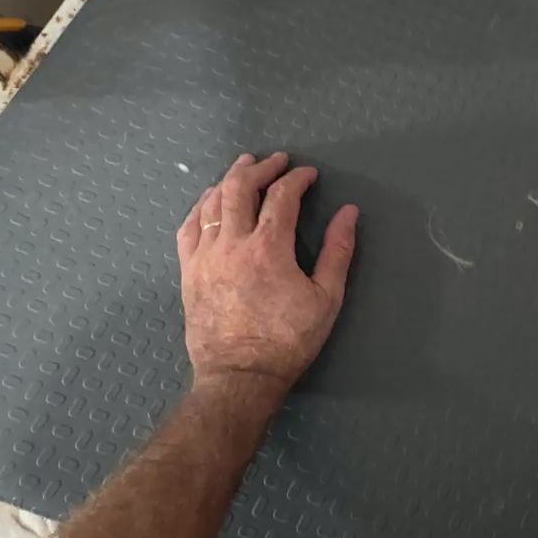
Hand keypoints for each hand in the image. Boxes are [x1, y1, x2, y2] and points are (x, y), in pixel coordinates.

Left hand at [176, 153, 358, 394]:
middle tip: (277, 160)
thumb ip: (338, 251)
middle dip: (261, 168)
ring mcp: (204, 257)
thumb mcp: (327, 297)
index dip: (297, 179)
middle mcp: (232, 244)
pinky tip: (212, 200)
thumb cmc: (289, 339)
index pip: (282, 196)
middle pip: (240, 189)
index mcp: (269, 249)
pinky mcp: (188, 271)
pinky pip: (189, 227)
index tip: (310, 174)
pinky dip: (202, 206)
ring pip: (212, 203)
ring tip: (244, 168)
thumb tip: (349, 213)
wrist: (239, 377)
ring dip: (230, 180)